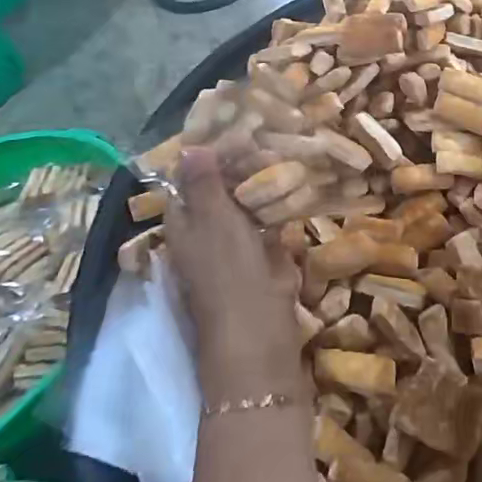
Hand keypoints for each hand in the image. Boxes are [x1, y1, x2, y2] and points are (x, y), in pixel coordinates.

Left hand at [163, 148, 301, 400]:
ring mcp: (233, 263)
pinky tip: (297, 206)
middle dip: (242, 176)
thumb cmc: (231, 279)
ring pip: (247, 220)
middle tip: (272, 145)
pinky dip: (279, 225)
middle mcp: (204, 244)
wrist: (261, 348)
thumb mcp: (215, 222)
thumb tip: (190, 145)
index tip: (241, 133)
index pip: (190, 184)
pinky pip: (269, 242)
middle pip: (220, 200)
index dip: (210, 160)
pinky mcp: (261, 278)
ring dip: (263, 198)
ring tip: (288, 165)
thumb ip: (203, 184)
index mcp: (185, 229)